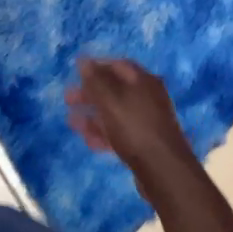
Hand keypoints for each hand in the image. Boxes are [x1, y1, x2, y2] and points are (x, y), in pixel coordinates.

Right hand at [66, 58, 196, 185]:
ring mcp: (147, 121)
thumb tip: (83, 60)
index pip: (117, 65)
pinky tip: (89, 141)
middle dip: (90, 93)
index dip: (96, 66)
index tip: (76, 73)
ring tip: (72, 122)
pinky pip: (121, 132)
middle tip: (68, 99)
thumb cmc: (135, 128)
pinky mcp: (145, 143)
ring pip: (115, 112)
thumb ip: (95, 80)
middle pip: (114, 89)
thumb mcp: (110, 100)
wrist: (164, 171)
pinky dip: (104, 133)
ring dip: (93, 115)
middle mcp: (147, 97)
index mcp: (143, 81)